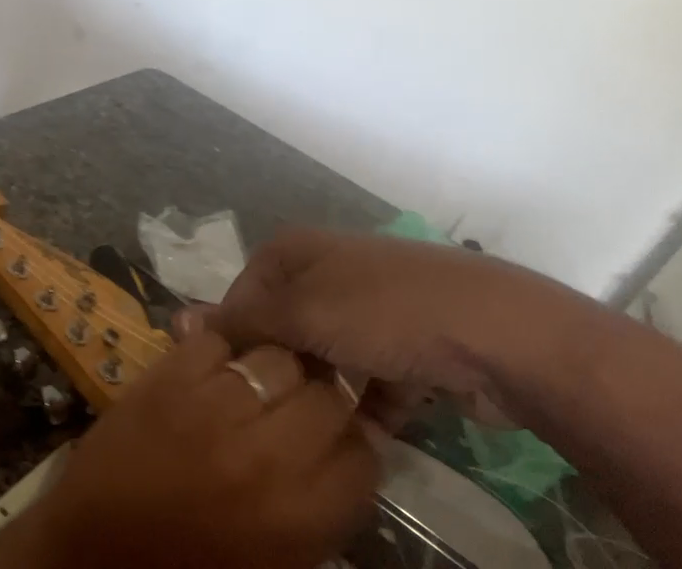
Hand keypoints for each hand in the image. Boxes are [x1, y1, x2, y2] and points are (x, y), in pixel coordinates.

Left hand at [0, 333, 378, 568]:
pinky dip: (217, 349)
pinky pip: (212, 341)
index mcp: (301, 514)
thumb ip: (320, 504)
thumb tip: (354, 445)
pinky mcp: (163, 380)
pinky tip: (211, 371)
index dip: (355, 440)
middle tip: (299, 403)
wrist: (98, 549)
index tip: (338, 436)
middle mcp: (265, 456)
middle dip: (321, 397)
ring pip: (273, 358)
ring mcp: (211, 410)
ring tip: (257, 382)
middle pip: (326, 396)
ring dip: (273, 368)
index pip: (364, 453)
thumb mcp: (277, 555)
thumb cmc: (191, 563)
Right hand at [201, 228, 589, 425]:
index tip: (234, 378)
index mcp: (299, 249)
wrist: (505, 336)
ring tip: (319, 425)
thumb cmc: (384, 313)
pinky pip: (375, 375)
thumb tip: (176, 320)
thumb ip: (240, 323)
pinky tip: (366, 432)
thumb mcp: (299, 315)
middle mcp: (334, 268)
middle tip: (276, 407)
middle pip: (287, 323)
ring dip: (326, 389)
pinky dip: (370, 402)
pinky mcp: (417, 341)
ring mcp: (379, 304)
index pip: (243, 292)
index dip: (235, 334)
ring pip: (331, 353)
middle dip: (284, 365)